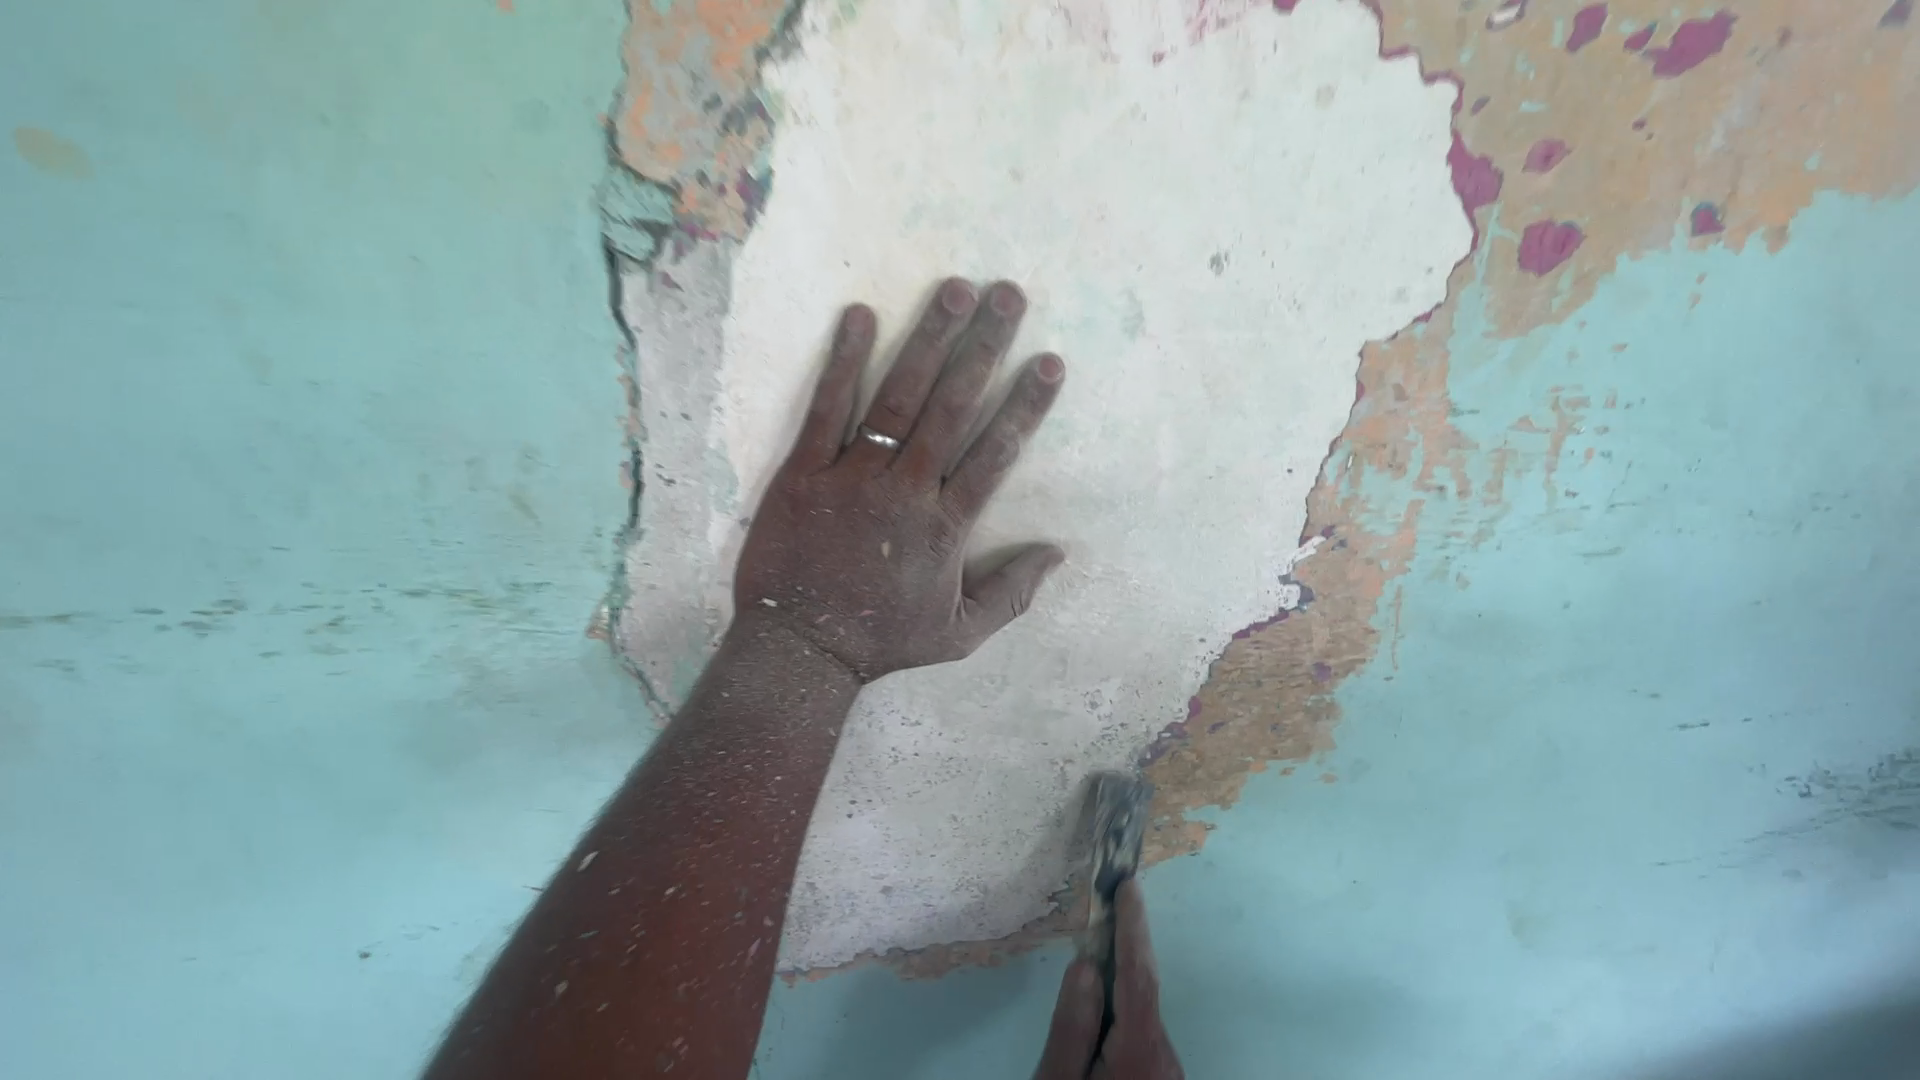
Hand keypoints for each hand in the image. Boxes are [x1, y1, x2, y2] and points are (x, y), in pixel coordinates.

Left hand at [731, 277, 1066, 683]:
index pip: (995, 453)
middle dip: (984, 348)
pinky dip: (843, 362)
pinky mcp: (803, 472)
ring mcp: (852, 477)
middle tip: (1008, 295)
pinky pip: (826, 409)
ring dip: (927, 340)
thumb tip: (1059, 554)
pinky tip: (859, 316)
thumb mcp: (959, 634)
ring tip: (953, 289)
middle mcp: (905, 491)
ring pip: (897, 397)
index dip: (1025, 406)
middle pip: (952, 408)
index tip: (1049, 362)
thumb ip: (1012, 594)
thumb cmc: (881, 641)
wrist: (799, 648)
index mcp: (945, 527)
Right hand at [1033, 880, 1184, 1079]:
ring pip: (1139, 1009)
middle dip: (1127, 942)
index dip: (1133, 927)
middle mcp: (1163, 1055)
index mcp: (1140, 1051)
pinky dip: (1120, 1002)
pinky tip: (1100, 994)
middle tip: (1112, 895)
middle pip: (1142, 990)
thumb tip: (1085, 966)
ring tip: (1097, 936)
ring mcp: (1164, 1067)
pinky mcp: (1155, 1074)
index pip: (1138, 975)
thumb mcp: (1056, 1079)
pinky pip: (1137, 1027)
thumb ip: (1071, 1026)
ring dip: (1119, 974)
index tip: (1129, 886)